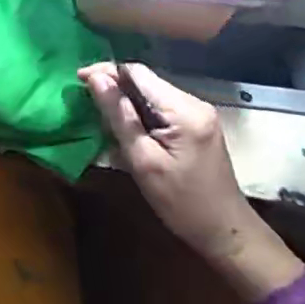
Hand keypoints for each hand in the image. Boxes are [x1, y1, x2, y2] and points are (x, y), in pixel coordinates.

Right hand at [80, 62, 303, 299]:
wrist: (226, 232)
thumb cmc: (181, 202)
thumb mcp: (143, 160)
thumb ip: (119, 116)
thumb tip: (96, 78)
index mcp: (184, 110)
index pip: (137, 73)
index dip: (106, 71)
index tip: (78, 80)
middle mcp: (194, 103)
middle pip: (145, 81)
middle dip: (114, 85)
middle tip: (84, 98)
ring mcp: (199, 114)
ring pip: (152, 93)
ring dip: (125, 99)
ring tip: (98, 112)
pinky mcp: (197, 125)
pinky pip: (161, 107)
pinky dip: (139, 111)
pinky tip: (124, 125)